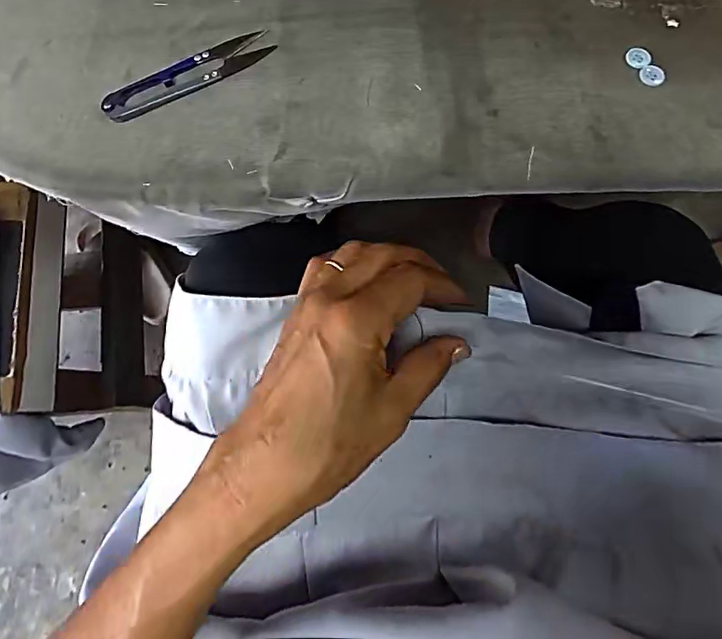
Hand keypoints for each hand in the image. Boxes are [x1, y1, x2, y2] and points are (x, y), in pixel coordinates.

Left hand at [58, 242, 469, 638]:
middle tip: (444, 287)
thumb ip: (427, 366)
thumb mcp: (391, 411)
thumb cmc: (327, 445)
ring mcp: (308, 301)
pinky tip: (367, 280)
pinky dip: (355, 261)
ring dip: (388, 255)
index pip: (410, 280)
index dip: (443, 286)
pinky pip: (328, 266)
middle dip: (422, 263)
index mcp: (357, 319)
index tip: (462, 304)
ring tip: (412, 276)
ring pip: (354, 252)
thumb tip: (455, 342)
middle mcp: (330, 298)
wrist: (259, 469)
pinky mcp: (295, 312)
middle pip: (384, 254)